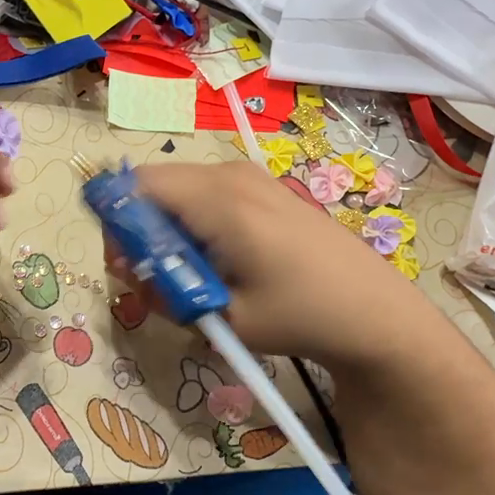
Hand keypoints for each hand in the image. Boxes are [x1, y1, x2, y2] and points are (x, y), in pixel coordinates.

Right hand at [114, 161, 448, 372]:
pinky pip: (203, 193)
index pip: (136, 187)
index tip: (125, 263)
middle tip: (149, 274)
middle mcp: (231, 177)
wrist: (379, 315)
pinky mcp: (263, 189)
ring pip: (177, 190)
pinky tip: (216, 262)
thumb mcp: (224, 317)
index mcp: (220, 203)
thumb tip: (130, 272)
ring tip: (186, 272)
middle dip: (138, 227)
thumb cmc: (302, 316)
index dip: (116, 220)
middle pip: (153, 185)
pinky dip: (191, 223)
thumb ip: (166, 291)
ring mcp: (250, 178)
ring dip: (165, 227)